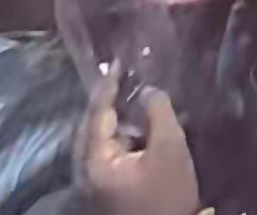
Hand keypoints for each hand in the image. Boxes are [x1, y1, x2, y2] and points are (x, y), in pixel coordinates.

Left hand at [78, 69, 199, 214]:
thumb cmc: (168, 195)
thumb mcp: (169, 147)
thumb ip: (158, 111)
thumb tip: (147, 91)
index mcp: (96, 163)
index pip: (97, 114)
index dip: (108, 86)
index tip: (118, 61)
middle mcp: (87, 173)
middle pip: (90, 126)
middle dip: (105, 99)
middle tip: (121, 73)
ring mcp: (95, 184)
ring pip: (98, 138)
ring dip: (112, 114)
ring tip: (129, 90)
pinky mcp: (107, 189)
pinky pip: (107, 150)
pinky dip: (119, 130)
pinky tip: (136, 120)